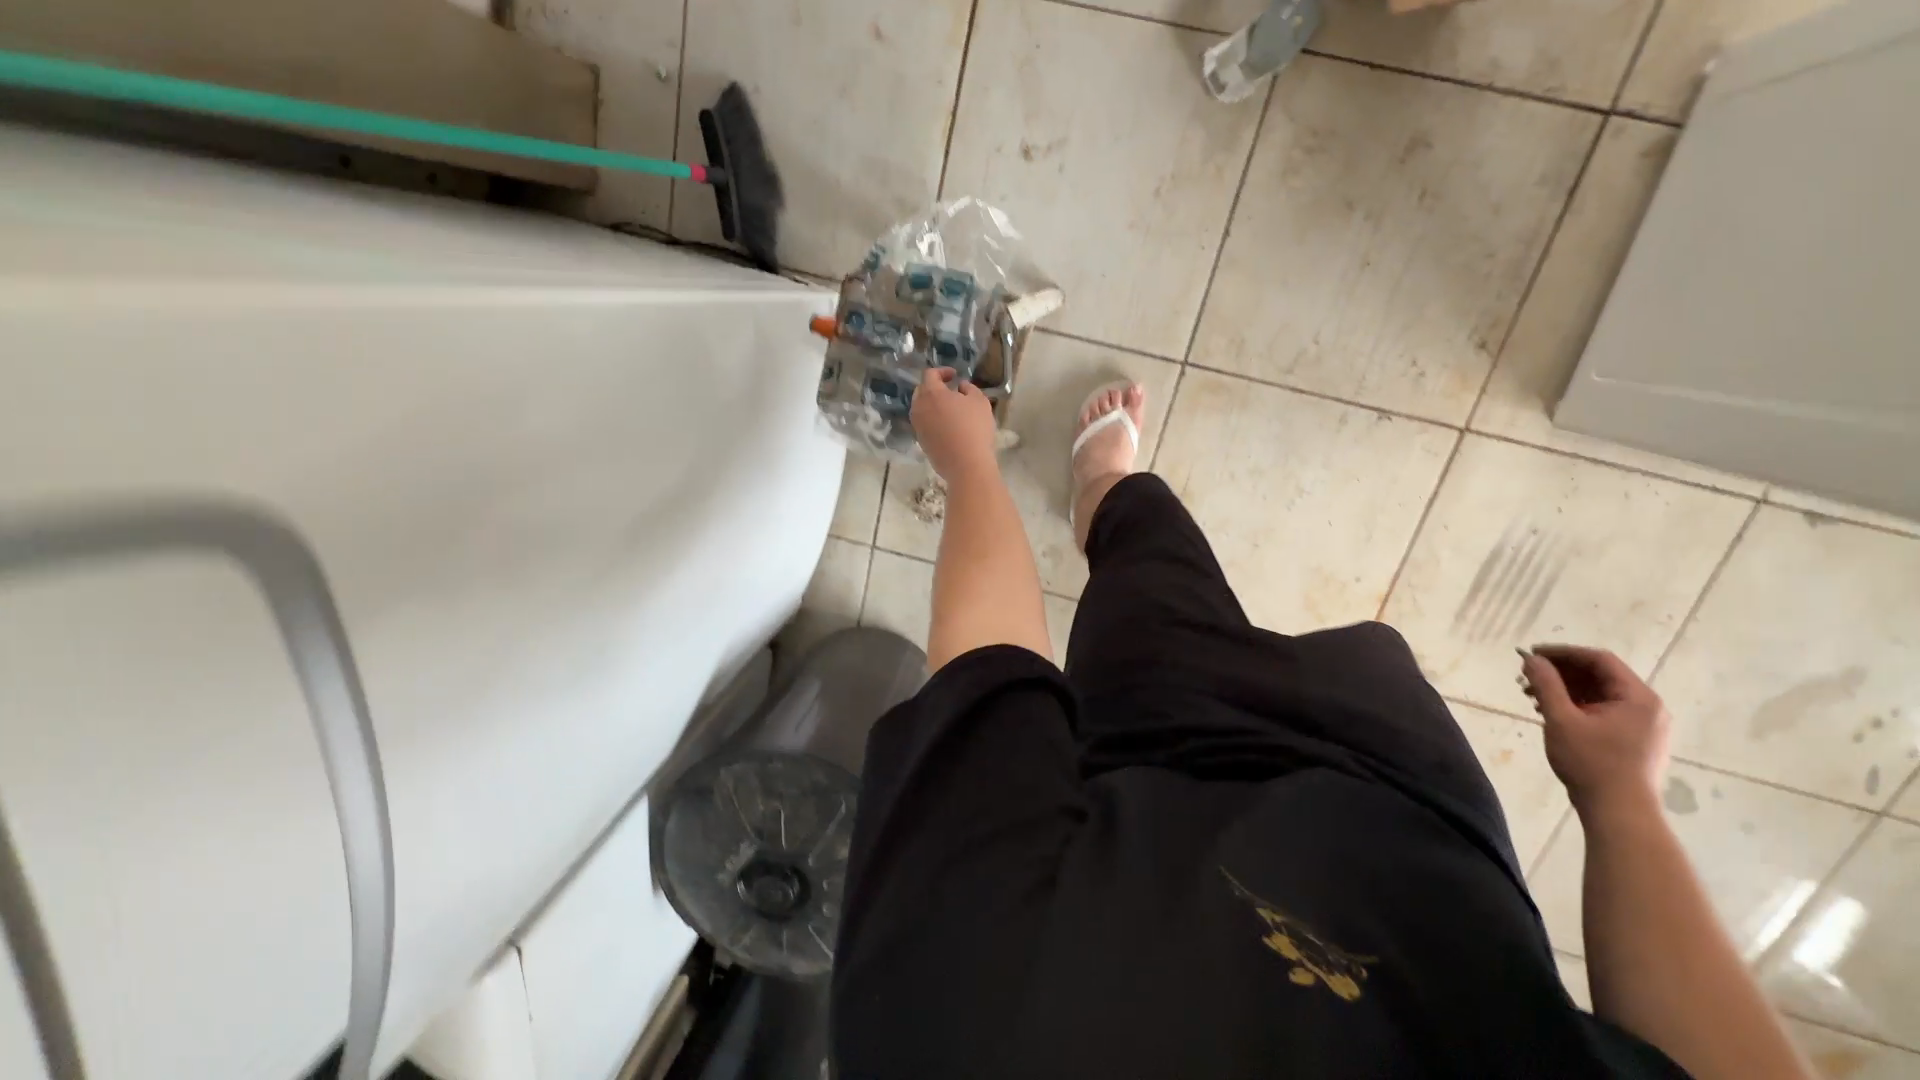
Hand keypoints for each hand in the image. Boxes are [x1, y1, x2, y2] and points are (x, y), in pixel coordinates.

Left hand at [911, 368, 998, 481]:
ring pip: (920, 409)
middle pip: (921, 391)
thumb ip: (969, 388)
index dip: (942, 371)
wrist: (966, 465)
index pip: (930, 375)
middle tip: (950, 390)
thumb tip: (960, 387)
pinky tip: (947, 427)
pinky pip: (924, 424)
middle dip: (934, 387)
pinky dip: (932, 420)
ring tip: (949, 409)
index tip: (955, 376)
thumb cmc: (974, 428)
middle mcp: (919, 408)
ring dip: (932, 405)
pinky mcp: (921, 442)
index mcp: (931, 394)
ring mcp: (918, 427)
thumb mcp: (980, 401)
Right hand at [1520, 644, 1671, 818]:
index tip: (1532, 654)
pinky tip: (1553, 714)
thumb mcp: (1562, 720)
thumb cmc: (1592, 763)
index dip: (1563, 653)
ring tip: (1533, 697)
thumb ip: (1546, 685)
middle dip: (1561, 673)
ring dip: (1566, 690)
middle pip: (1601, 676)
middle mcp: (1648, 707)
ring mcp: (1645, 725)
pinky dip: (1578, 707)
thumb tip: (1531, 659)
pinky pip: (1605, 712)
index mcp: (1638, 697)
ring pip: (1601, 695)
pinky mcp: (1636, 741)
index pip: (1599, 660)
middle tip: (1527, 677)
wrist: (1620, 813)